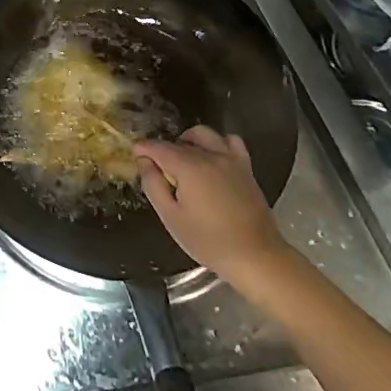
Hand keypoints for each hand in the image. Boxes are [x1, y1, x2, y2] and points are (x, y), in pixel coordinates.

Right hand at [135, 126, 289, 281]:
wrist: (255, 256)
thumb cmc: (208, 241)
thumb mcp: (170, 217)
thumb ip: (153, 185)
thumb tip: (144, 161)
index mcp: (189, 167)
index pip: (159, 147)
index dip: (143, 148)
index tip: (135, 154)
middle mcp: (210, 156)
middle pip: (179, 142)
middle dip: (163, 150)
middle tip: (157, 170)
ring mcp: (230, 159)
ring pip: (204, 135)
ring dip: (188, 140)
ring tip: (182, 160)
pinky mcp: (245, 168)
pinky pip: (230, 141)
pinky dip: (217, 143)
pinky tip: (211, 158)